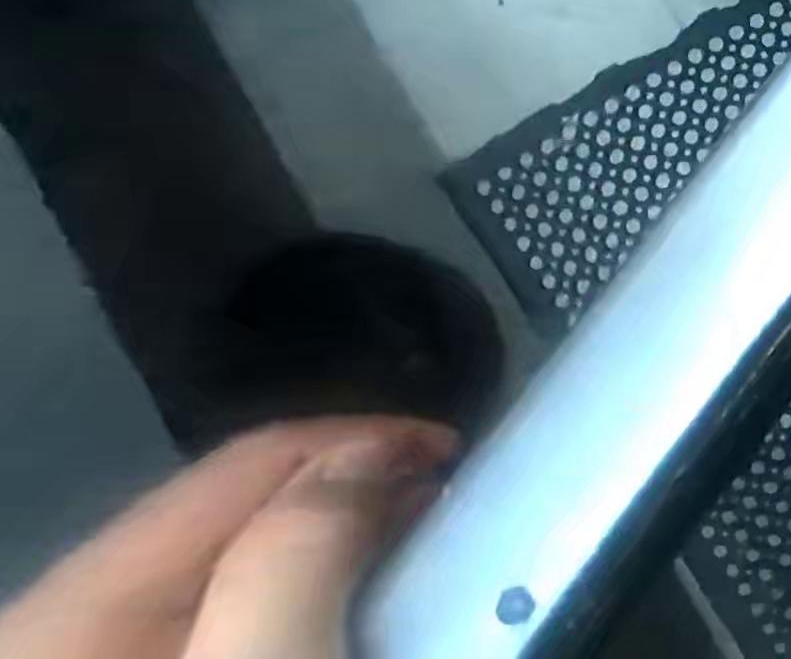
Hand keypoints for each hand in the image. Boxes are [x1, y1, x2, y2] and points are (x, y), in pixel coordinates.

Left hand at [0, 416, 456, 658]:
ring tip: (395, 527)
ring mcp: (67, 649)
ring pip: (222, 540)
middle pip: (236, 493)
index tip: (452, 450)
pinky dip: (284, 567)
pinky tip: (322, 584)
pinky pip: (204, 589)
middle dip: (353, 472)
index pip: (253, 458)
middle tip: (434, 488)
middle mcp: (57, 612)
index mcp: (84, 598)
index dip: (368, 435)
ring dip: (325, 516)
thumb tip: (367, 450)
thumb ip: (301, 551)